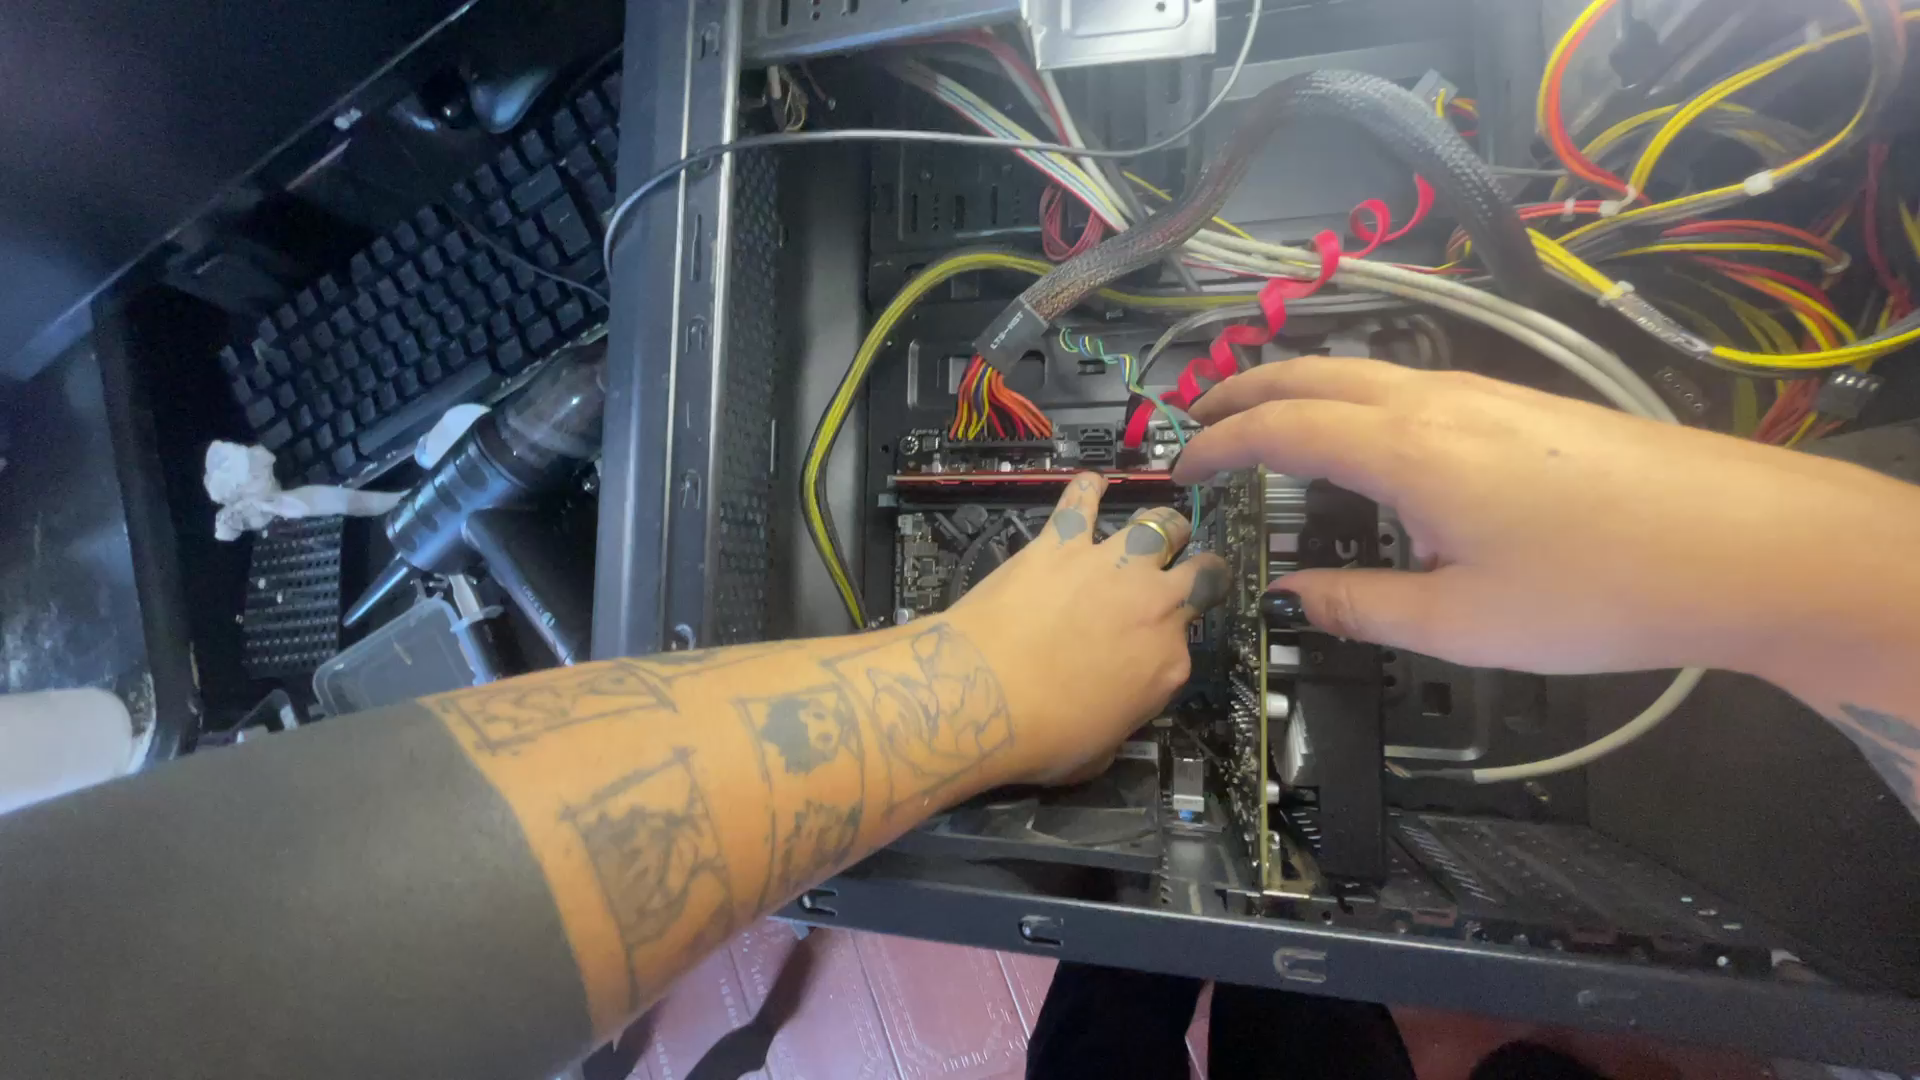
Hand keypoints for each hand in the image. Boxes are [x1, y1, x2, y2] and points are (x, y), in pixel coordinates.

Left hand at [940, 473, 1230, 784]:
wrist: (983, 694)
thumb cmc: (1041, 736)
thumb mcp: (1099, 749)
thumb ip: (1119, 713)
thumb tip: (1111, 703)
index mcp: (1168, 661)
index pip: (1190, 637)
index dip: (1174, 636)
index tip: (1160, 637)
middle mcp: (1152, 605)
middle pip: (1199, 571)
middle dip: (1198, 568)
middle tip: (1185, 565)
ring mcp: (1109, 566)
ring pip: (1157, 525)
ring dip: (1161, 524)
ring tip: (1155, 523)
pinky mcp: (1061, 543)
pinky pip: (1082, 502)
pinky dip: (1087, 489)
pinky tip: (1090, 483)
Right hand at [1169, 356, 1919, 688]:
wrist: (1761, 547)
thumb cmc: (1600, 590)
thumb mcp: (1459, 623)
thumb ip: (1356, 607)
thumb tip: (1289, 597)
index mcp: (1404, 450)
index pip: (1279, 428)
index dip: (1218, 445)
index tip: (1181, 470)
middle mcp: (1431, 402)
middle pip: (1306, 373)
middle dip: (1238, 391)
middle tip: (1195, 422)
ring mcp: (1475, 392)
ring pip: (1352, 369)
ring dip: (1288, 388)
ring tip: (1253, 419)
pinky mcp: (1510, 401)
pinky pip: (1395, 382)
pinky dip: (1338, 395)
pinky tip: (1347, 436)